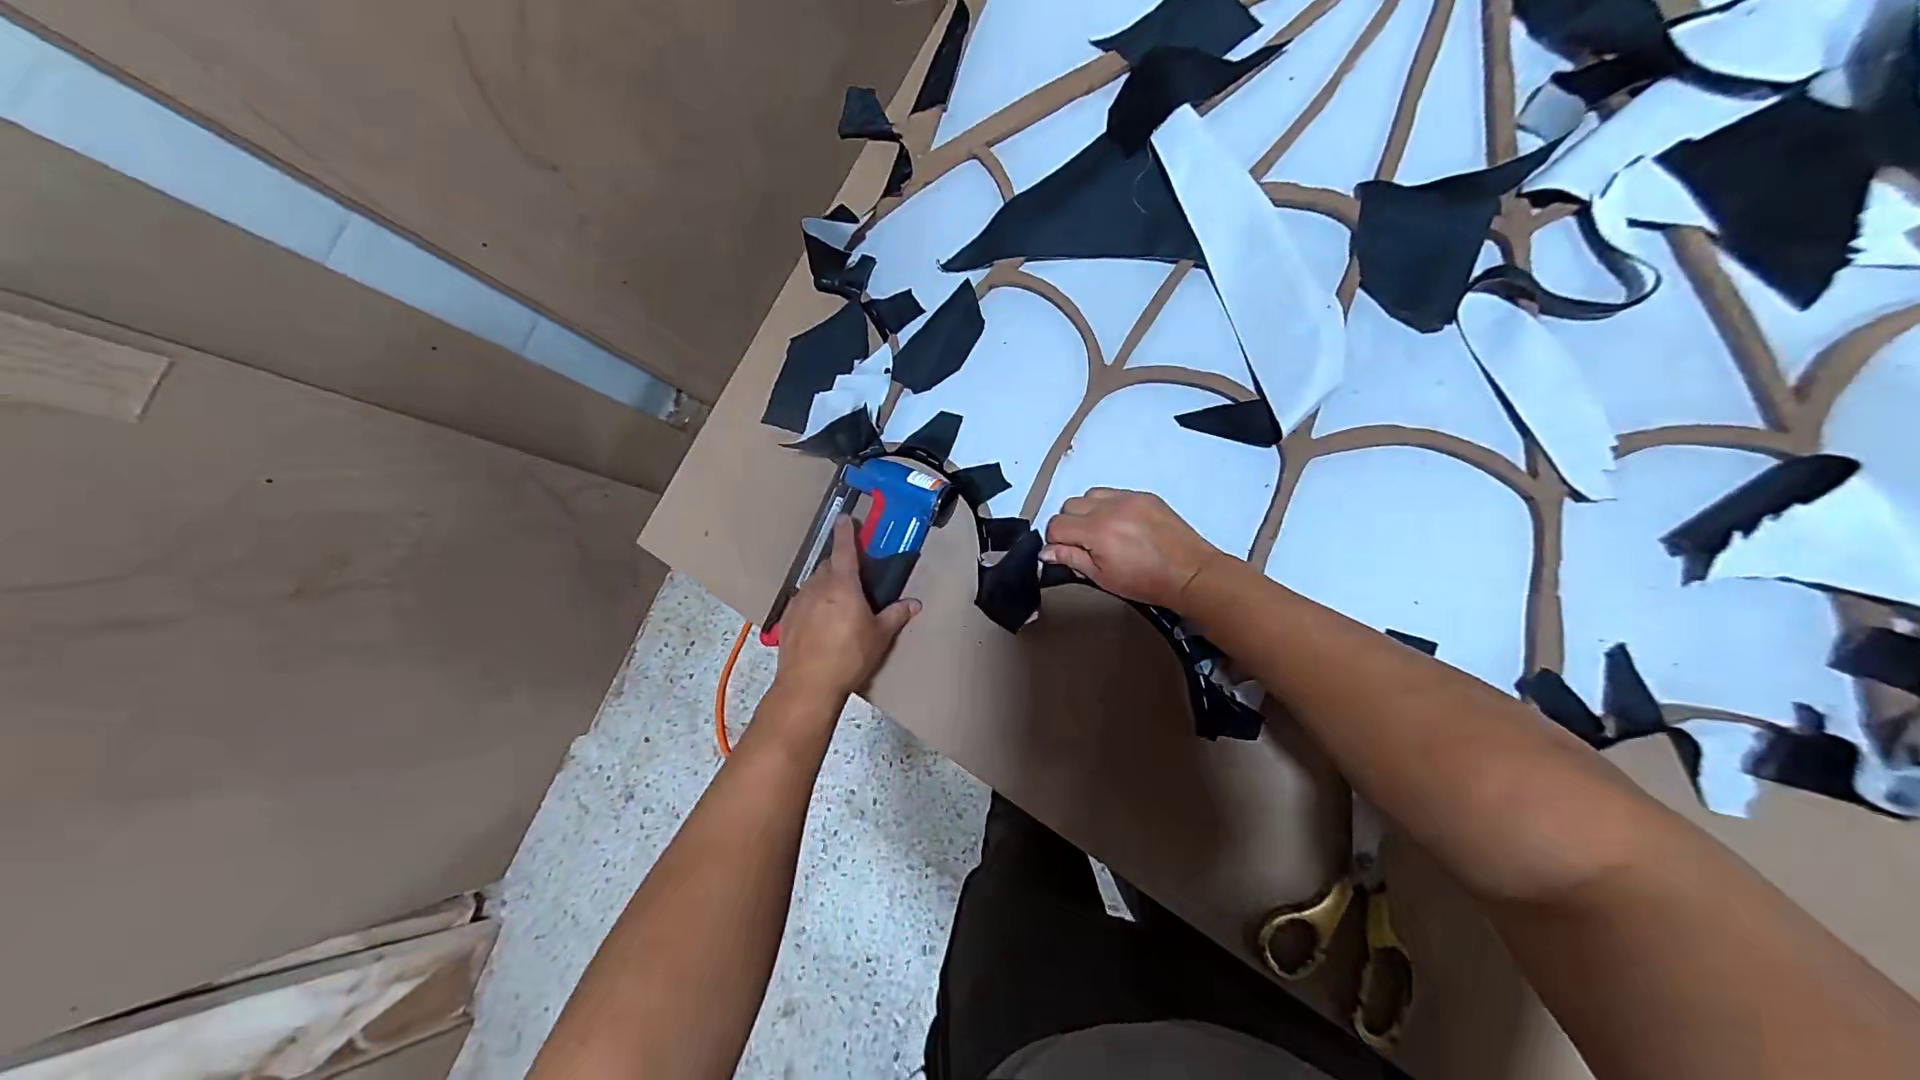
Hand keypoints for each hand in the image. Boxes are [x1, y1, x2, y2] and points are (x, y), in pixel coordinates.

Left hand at [772, 516, 919, 700]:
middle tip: (855, 576)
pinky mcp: (788, 619)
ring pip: (815, 583)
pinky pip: (804, 601)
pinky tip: (822, 622)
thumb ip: (896, 615)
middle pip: (829, 565)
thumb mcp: (880, 636)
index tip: (846, 519)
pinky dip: (814, 603)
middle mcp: (818, 587)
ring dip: (827, 585)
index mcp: (843, 585)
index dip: (846, 531)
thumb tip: (913, 604)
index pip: (845, 549)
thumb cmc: (848, 657)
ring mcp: (800, 602)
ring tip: (840, 603)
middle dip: (841, 564)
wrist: (808, 684)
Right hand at [1040, 489, 1230, 608]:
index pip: (1056, 525)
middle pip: (1069, 506)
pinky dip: (1110, 506)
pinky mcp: (1144, 497)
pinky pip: (1114, 493)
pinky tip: (1121, 526)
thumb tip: (1047, 551)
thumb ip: (1071, 559)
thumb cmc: (1150, 581)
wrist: (1189, 573)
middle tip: (1084, 545)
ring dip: (1088, 512)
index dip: (1055, 541)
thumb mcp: (1102, 577)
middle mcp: (1111, 508)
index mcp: (1097, 531)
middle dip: (1070, 525)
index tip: (1064, 552)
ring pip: (1090, 495)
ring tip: (1102, 533)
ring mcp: (1129, 499)